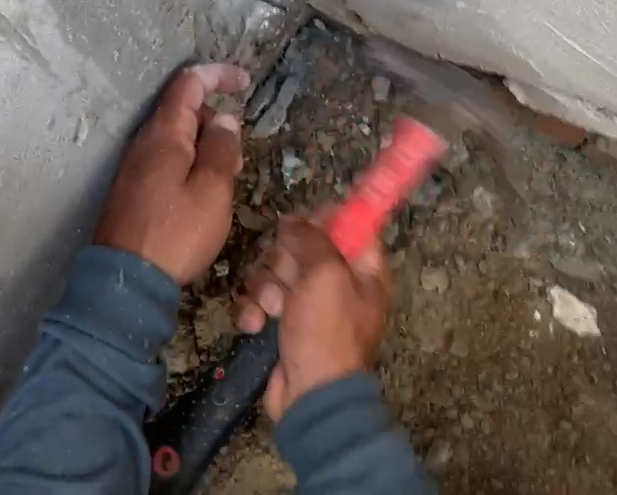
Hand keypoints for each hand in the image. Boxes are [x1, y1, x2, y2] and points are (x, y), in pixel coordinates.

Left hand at [94, 63, 250, 284]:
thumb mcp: (212, 190)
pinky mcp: (133, 187)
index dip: (218, 75)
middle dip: (215, 121)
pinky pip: (166, 160)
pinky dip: (190, 164)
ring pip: (176, 138)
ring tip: (225, 180)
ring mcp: (135, 165)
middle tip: (237, 157)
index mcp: (164, 133)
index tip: (245, 81)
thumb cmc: (176, 233)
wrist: (126, 281)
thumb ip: (221, 148)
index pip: (189, 83)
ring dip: (204, 147)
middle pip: (183, 110)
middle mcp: (144, 141)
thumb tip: (224, 119)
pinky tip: (201, 195)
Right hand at [234, 214, 391, 419]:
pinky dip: (254, 309)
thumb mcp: (326, 273)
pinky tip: (256, 324)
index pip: (347, 225)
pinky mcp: (282, 321)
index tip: (303, 224)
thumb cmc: (327, 331)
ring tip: (272, 309)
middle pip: (301, 245)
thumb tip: (292, 220)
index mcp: (362, 269)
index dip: (323, 219)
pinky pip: (259, 298)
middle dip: (284, 260)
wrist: (309, 396)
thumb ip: (311, 236)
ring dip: (266, 288)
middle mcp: (336, 282)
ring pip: (274, 269)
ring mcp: (307, 303)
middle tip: (288, 278)